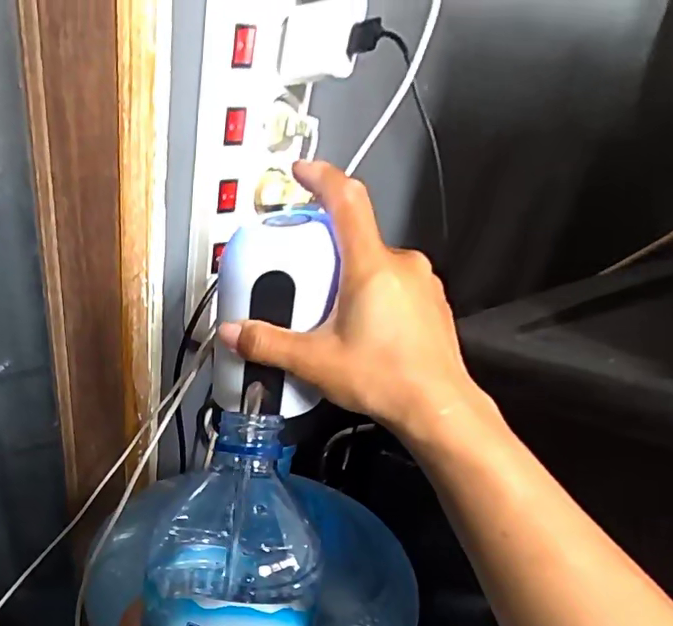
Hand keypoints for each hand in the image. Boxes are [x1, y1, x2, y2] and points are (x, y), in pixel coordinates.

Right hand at [218, 160, 487, 442]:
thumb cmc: (388, 379)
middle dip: (320, 259)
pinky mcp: (426, 304)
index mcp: (371, 267)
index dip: (321, 179)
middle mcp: (401, 265)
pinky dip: (365, 299)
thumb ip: (268, 343)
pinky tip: (354, 334)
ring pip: (370, 266)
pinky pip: (388, 287)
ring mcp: (419, 283)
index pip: (346, 201)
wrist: (435, 406)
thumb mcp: (313, 361)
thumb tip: (236, 333)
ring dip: (342, 284)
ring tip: (325, 324)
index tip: (302, 171)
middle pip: (350, 241)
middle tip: (300, 291)